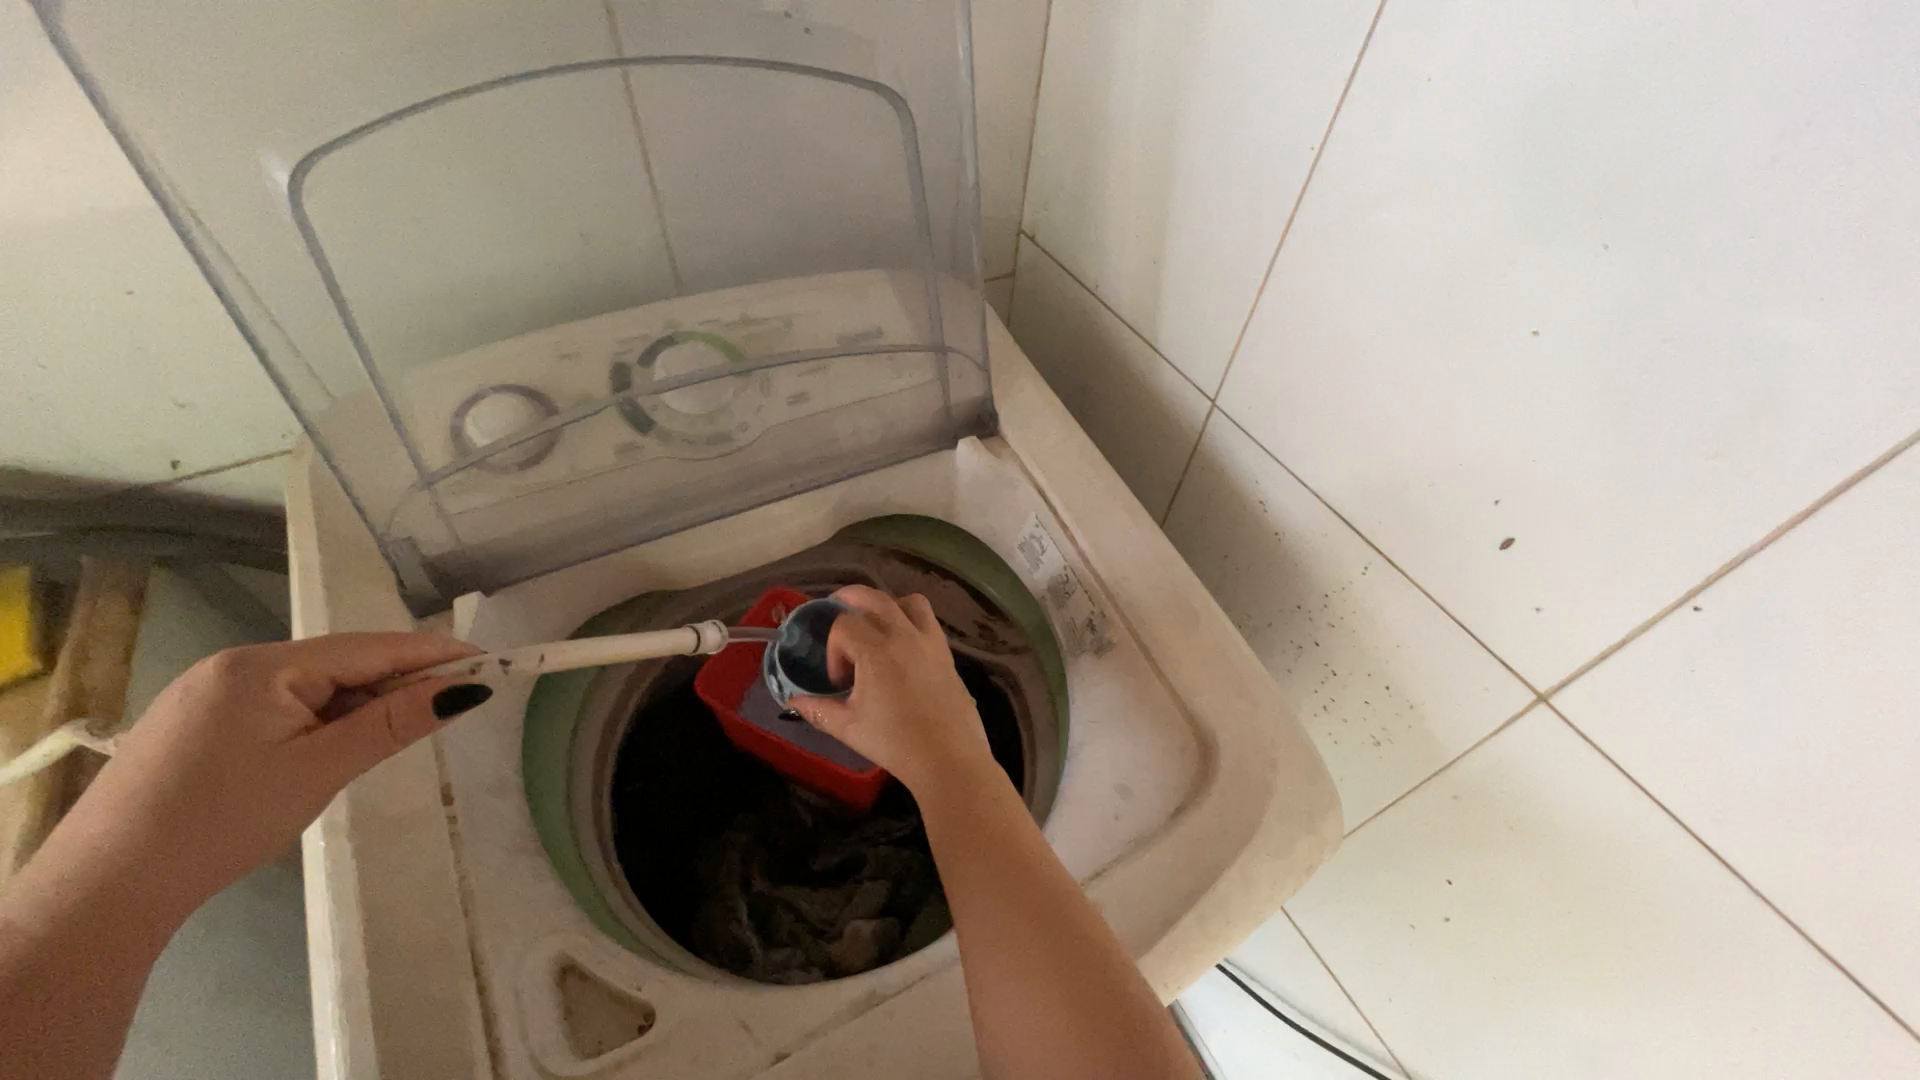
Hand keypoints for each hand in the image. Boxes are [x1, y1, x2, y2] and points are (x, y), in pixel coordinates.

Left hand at [58, 632, 485, 915]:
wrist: (101, 894)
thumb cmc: (220, 823)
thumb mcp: (321, 769)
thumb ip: (397, 722)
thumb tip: (469, 688)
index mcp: (262, 666)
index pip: (372, 648)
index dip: (436, 653)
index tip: (493, 663)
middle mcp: (237, 665)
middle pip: (346, 662)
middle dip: (402, 682)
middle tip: (457, 704)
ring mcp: (214, 693)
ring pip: (319, 686)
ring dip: (366, 705)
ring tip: (400, 734)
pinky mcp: (203, 723)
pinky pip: (289, 705)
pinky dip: (329, 719)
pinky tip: (340, 746)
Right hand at [788, 586, 997, 794]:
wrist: (948, 759)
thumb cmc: (895, 743)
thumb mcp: (849, 727)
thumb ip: (818, 710)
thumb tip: (793, 701)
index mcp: (876, 651)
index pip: (845, 625)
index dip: (834, 648)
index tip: (839, 679)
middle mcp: (904, 636)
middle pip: (874, 598)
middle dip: (851, 600)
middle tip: (839, 617)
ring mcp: (930, 642)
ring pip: (908, 602)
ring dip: (887, 605)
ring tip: (876, 627)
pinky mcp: (947, 653)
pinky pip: (929, 621)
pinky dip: (911, 621)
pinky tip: (903, 648)